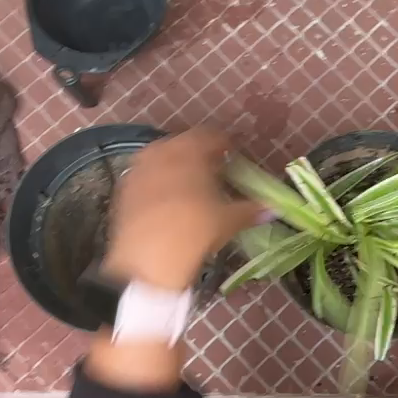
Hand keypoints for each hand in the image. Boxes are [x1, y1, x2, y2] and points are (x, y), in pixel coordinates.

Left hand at [100, 127, 265, 290]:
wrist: (145, 261)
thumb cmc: (193, 233)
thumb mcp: (227, 221)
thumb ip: (251, 210)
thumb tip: (273, 208)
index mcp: (190, 151)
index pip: (213, 136)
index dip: (227, 145)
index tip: (235, 157)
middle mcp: (161, 151)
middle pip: (186, 144)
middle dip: (202, 155)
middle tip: (216, 172)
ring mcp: (139, 168)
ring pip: (164, 158)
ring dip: (179, 166)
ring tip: (193, 186)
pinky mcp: (125, 188)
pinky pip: (148, 175)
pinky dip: (161, 181)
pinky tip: (170, 201)